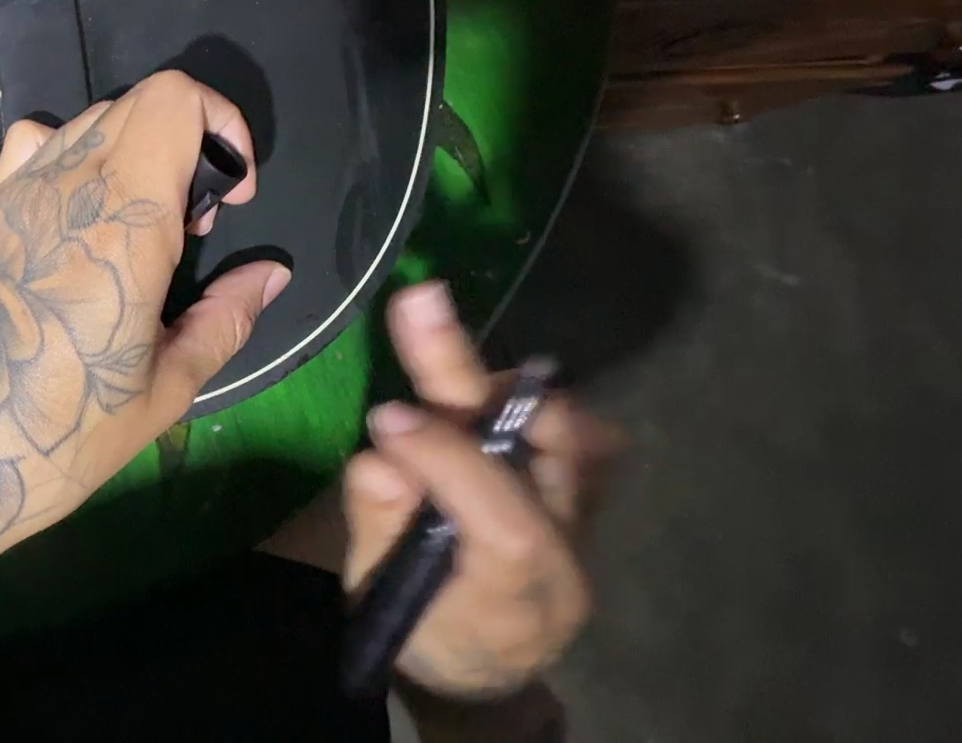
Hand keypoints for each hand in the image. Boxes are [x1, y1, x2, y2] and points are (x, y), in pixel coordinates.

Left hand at [0, 70, 289, 550]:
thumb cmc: (73, 428)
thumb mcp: (171, 384)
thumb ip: (230, 315)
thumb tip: (273, 273)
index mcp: (125, 222)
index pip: (175, 100)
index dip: (225, 125)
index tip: (234, 194)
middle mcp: (70, 185)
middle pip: (144, 99)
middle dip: (192, 142)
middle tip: (194, 224)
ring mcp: (22, 190)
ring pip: (98, 115)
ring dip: (142, 147)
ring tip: (147, 222)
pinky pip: (39, 138)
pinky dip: (79, 146)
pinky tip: (87, 204)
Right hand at [345, 283, 622, 698]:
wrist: (479, 661)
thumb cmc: (419, 629)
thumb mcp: (379, 594)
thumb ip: (379, 522)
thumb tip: (382, 452)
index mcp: (518, 602)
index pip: (506, 525)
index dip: (450, 462)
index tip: (385, 416)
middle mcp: (570, 557)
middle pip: (542, 456)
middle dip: (467, 373)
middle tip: (421, 300)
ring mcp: (581, 524)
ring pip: (565, 432)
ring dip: (492, 378)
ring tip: (429, 326)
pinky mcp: (576, 496)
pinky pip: (571, 432)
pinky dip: (521, 394)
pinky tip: (478, 370)